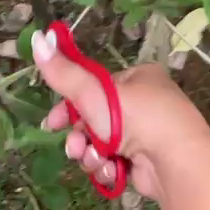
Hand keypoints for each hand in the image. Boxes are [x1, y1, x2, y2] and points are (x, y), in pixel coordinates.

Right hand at [31, 30, 209, 201]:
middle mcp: (143, 104)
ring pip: (100, 145)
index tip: (51, 125)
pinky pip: (114, 163)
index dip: (67, 108)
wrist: (173, 161)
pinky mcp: (144, 162)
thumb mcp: (93, 92)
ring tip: (96, 160)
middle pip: (93, 121)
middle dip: (79, 138)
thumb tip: (36, 37)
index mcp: (137, 78)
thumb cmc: (135, 118)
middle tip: (74, 149)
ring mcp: (145, 135)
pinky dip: (107, 168)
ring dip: (91, 155)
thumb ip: (62, 72)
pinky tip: (112, 171)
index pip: (93, 90)